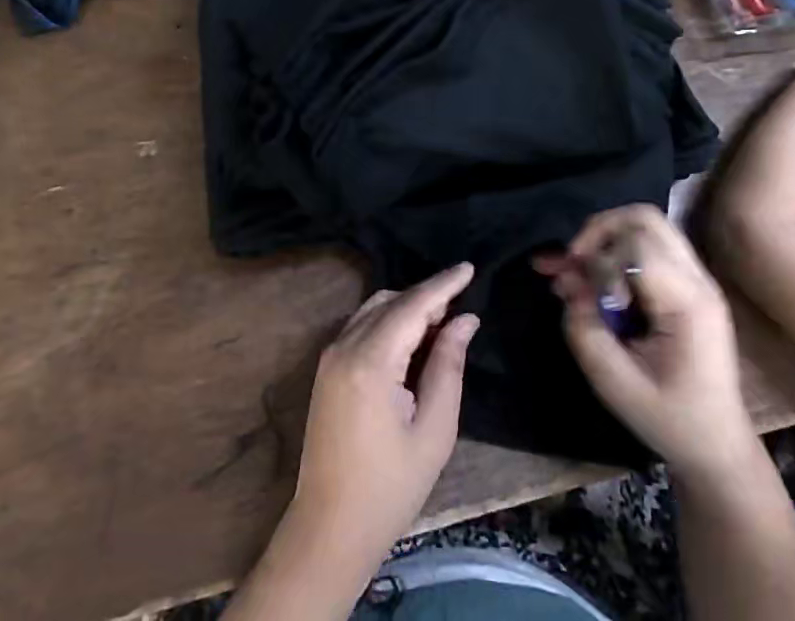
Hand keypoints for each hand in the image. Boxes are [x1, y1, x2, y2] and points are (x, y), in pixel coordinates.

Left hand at [291, 263, 478, 558]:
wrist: (331, 526)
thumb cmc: (392, 485)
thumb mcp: (434, 428)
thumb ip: (448, 364)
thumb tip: (464, 320)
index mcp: (371, 362)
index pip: (412, 305)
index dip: (443, 284)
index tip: (469, 267)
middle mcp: (343, 348)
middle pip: (390, 301)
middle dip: (427, 297)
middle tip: (461, 309)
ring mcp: (329, 358)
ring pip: (373, 310)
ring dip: (407, 307)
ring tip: (442, 324)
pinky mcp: (325, 370)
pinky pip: (360, 327)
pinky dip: (389, 322)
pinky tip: (411, 340)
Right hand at [537, 206, 755, 480]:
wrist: (717, 445)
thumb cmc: (669, 420)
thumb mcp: (615, 383)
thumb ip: (585, 328)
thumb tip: (567, 284)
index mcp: (687, 304)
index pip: (637, 248)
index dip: (598, 260)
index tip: (575, 290)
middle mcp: (698, 281)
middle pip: (645, 219)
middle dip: (598, 231)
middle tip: (570, 261)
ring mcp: (697, 281)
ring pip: (647, 227)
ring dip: (606, 239)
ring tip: (575, 267)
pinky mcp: (688, 287)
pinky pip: (650, 248)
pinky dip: (617, 252)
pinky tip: (593, 279)